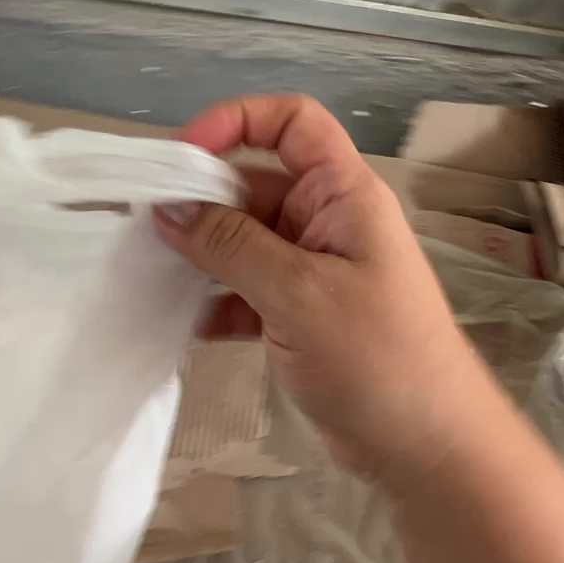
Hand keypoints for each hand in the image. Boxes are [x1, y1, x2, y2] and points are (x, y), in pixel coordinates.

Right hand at [153, 94, 500, 492]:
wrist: (425, 442)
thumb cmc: (376, 355)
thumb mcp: (299, 292)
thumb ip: (232, 245)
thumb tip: (168, 207)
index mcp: (344, 194)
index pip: (295, 123)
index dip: (239, 119)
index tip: (181, 153)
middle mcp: (329, 221)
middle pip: (256, 183)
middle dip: (200, 198)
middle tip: (138, 227)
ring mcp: (315, 269)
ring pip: (245, 240)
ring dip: (200, 253)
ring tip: (144, 271)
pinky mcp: (302, 314)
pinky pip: (246, 289)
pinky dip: (214, 300)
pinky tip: (177, 321)